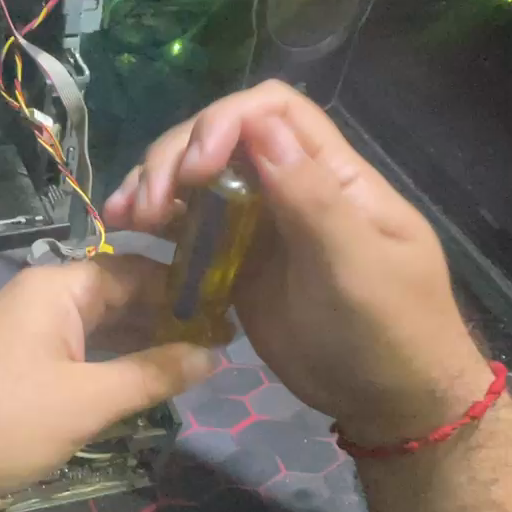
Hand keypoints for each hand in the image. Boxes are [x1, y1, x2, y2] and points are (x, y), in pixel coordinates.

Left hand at [0, 256, 213, 500]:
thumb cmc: (5, 421)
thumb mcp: (86, 401)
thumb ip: (152, 373)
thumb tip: (212, 354)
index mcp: (60, 286)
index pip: (138, 270)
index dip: (185, 290)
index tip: (229, 314)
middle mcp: (42, 294)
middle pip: (118, 295)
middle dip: (166, 318)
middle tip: (219, 347)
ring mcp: (25, 325)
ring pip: (96, 324)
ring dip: (139, 342)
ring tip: (192, 365)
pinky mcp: (16, 356)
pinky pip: (73, 346)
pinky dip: (107, 360)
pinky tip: (139, 380)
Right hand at [104, 80, 488, 445]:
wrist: (385, 400)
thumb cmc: (389, 332)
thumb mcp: (359, 265)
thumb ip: (312, 197)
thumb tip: (262, 124)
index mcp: (331, 174)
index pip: (273, 112)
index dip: (225, 122)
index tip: (195, 169)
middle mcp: (287, 186)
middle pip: (220, 139)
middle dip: (174, 158)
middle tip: (146, 207)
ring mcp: (256, 224)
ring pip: (195, 178)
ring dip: (153, 183)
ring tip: (122, 215)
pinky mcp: (231, 260)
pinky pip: (187, 226)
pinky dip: (153, 221)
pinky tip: (124, 228)